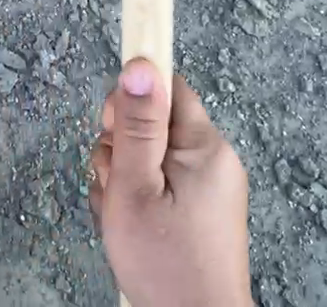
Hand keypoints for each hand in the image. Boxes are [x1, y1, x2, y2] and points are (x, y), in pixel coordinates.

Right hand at [89, 59, 252, 306]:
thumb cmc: (164, 263)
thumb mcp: (135, 186)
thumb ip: (136, 124)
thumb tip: (140, 63)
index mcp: (205, 146)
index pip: (166, 86)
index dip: (131, 100)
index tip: (113, 130)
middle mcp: (213, 159)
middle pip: (150, 121)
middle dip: (119, 147)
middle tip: (118, 185)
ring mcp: (208, 185)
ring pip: (146, 153)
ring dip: (122, 176)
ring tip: (124, 213)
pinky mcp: (199, 207)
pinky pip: (156, 179)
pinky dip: (136, 196)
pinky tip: (131, 223)